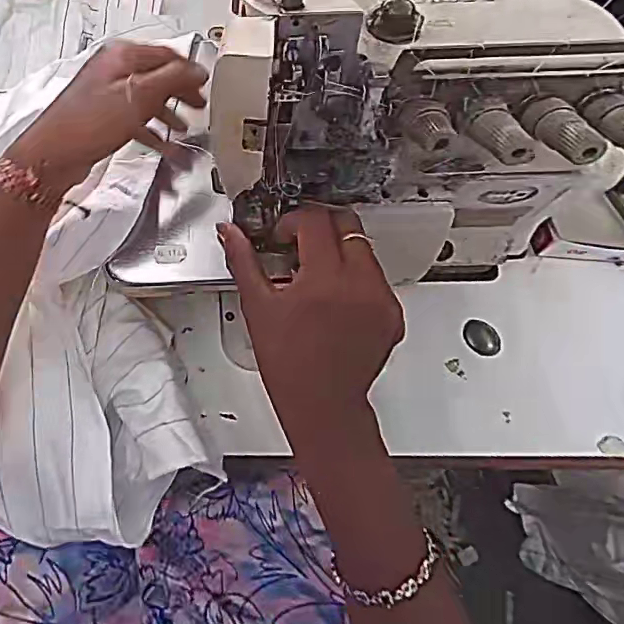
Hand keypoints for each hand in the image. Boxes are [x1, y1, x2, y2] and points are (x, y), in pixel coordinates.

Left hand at [8, 40, 207, 184]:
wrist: (53, 155)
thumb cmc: (86, 124)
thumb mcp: (139, 96)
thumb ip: (173, 80)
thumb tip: (196, 70)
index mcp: (122, 56)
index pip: (167, 55)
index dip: (189, 70)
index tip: (204, 82)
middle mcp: (113, 70)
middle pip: (158, 75)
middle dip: (181, 91)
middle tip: (198, 102)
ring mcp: (107, 93)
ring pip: (148, 98)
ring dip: (168, 111)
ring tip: (184, 125)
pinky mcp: (104, 117)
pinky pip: (137, 119)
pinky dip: (153, 129)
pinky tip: (163, 144)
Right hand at [218, 207, 405, 447]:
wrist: (322, 403)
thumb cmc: (289, 363)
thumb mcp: (259, 306)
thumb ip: (244, 260)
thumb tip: (230, 233)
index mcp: (325, 278)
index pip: (315, 220)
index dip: (293, 220)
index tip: (283, 234)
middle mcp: (360, 283)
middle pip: (347, 223)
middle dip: (321, 224)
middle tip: (301, 241)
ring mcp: (381, 297)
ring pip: (363, 248)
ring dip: (339, 249)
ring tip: (315, 275)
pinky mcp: (393, 312)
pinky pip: (376, 276)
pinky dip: (356, 276)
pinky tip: (334, 297)